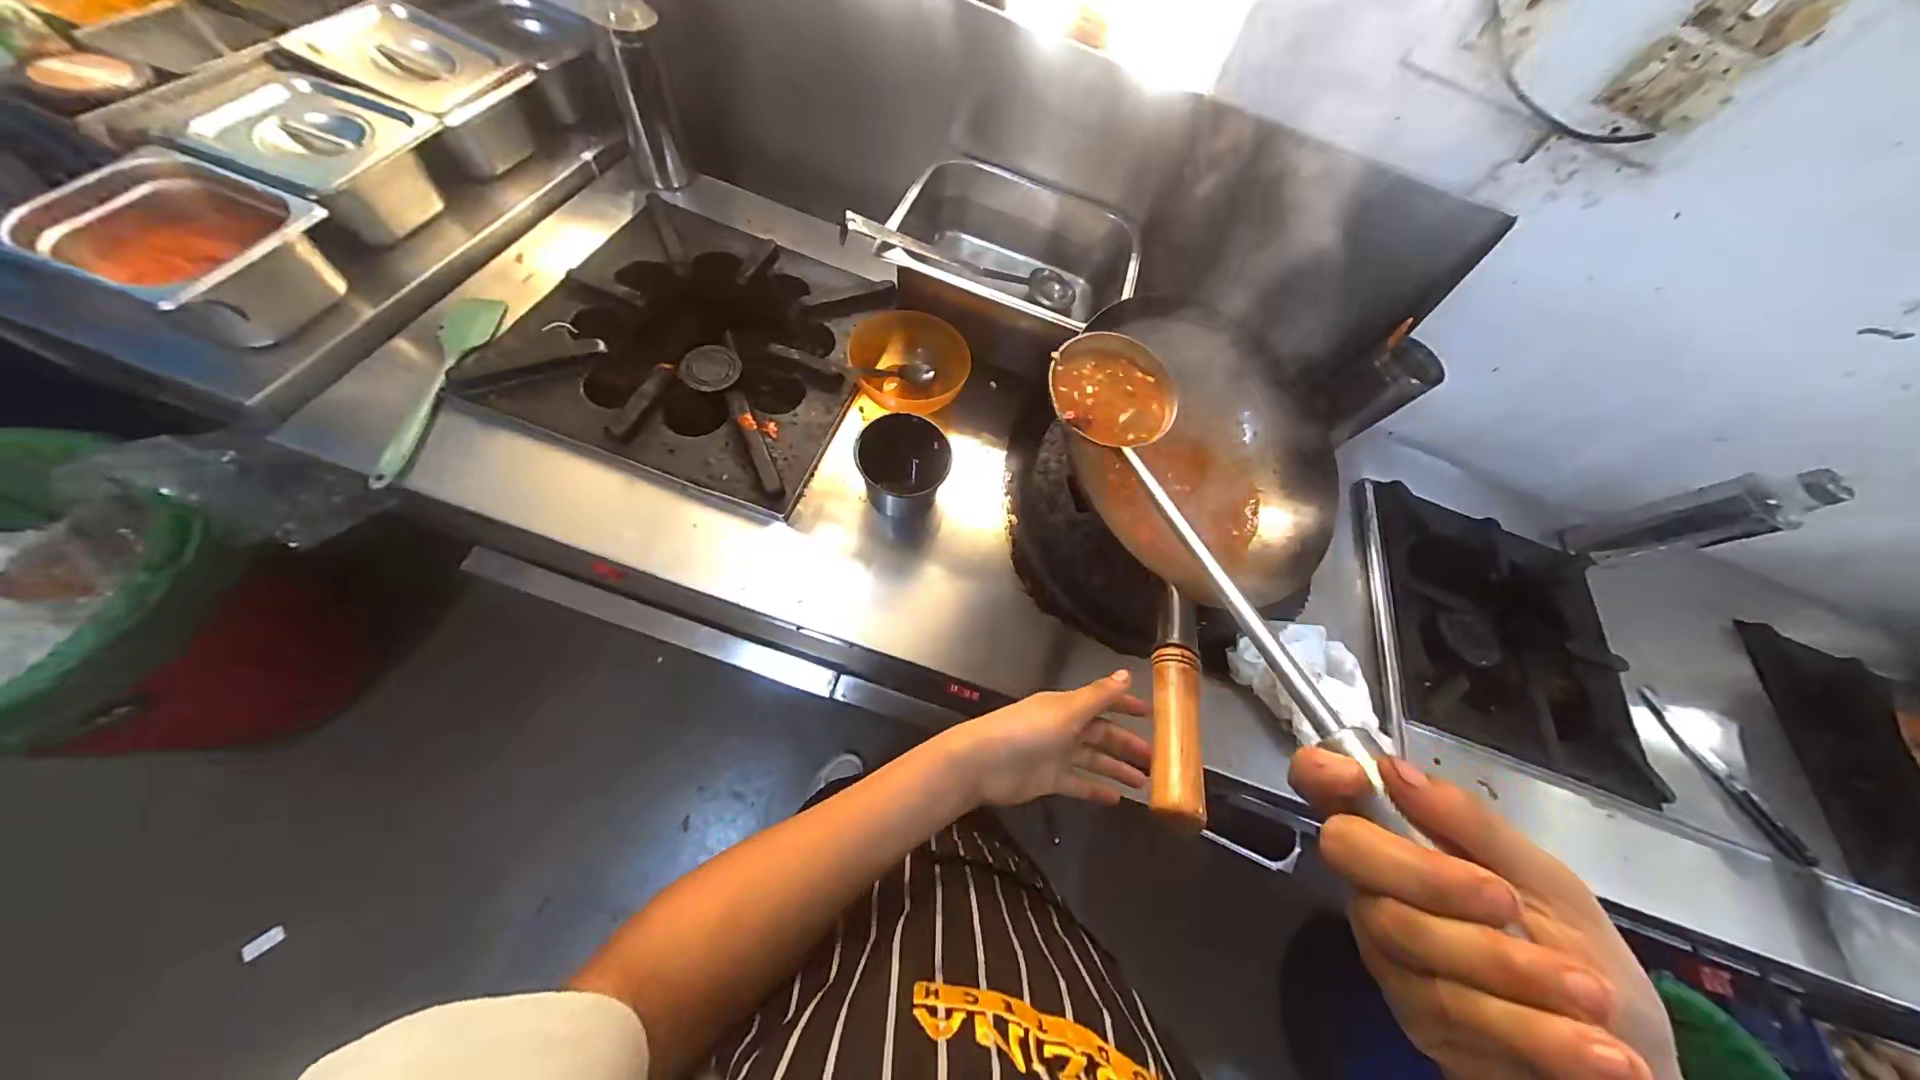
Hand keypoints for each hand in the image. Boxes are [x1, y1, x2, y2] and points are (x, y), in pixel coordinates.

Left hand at [942, 671, 1152, 807]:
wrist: (983, 763)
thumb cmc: (1026, 731)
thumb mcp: (1066, 710)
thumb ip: (1098, 695)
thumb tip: (1126, 673)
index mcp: (1067, 706)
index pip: (1103, 702)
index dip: (1126, 706)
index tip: (1152, 714)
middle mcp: (1064, 728)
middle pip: (1102, 734)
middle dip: (1128, 744)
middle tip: (1158, 759)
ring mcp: (1056, 755)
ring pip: (1094, 760)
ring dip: (1118, 769)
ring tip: (1145, 782)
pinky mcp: (1049, 780)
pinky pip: (1079, 784)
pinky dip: (1097, 790)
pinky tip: (1117, 799)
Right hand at [1290, 747, 1681, 1079]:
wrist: (1626, 1055)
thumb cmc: (1576, 947)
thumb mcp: (1545, 877)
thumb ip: (1469, 823)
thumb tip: (1392, 768)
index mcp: (1396, 840)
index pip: (1326, 793)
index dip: (1318, 773)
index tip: (1353, 778)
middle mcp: (1372, 887)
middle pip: (1350, 854)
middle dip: (1427, 874)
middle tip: (1506, 901)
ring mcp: (1385, 951)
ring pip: (1406, 932)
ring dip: (1506, 963)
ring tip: (1591, 993)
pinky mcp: (1411, 1016)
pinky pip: (1454, 1010)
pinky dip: (1534, 1030)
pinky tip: (1596, 1051)